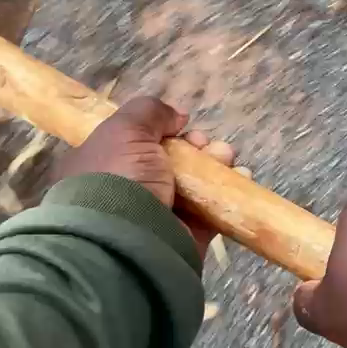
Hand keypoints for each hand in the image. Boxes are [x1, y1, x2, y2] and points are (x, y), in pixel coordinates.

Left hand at [53, 95, 237, 254]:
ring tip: (227, 158)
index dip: (166, 132)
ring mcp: (160, 212)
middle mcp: (131, 189)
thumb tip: (177, 116)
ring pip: (195, 184)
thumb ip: (149, 112)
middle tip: (206, 145)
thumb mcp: (125, 130)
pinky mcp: (187, 233)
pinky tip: (240, 177)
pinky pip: (213, 210)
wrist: (127, 234)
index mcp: (105, 165)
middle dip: (196, 148)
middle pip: (172, 162)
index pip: (140, 143)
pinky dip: (229, 193)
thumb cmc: (119, 177)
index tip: (182, 128)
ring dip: (216, 165)